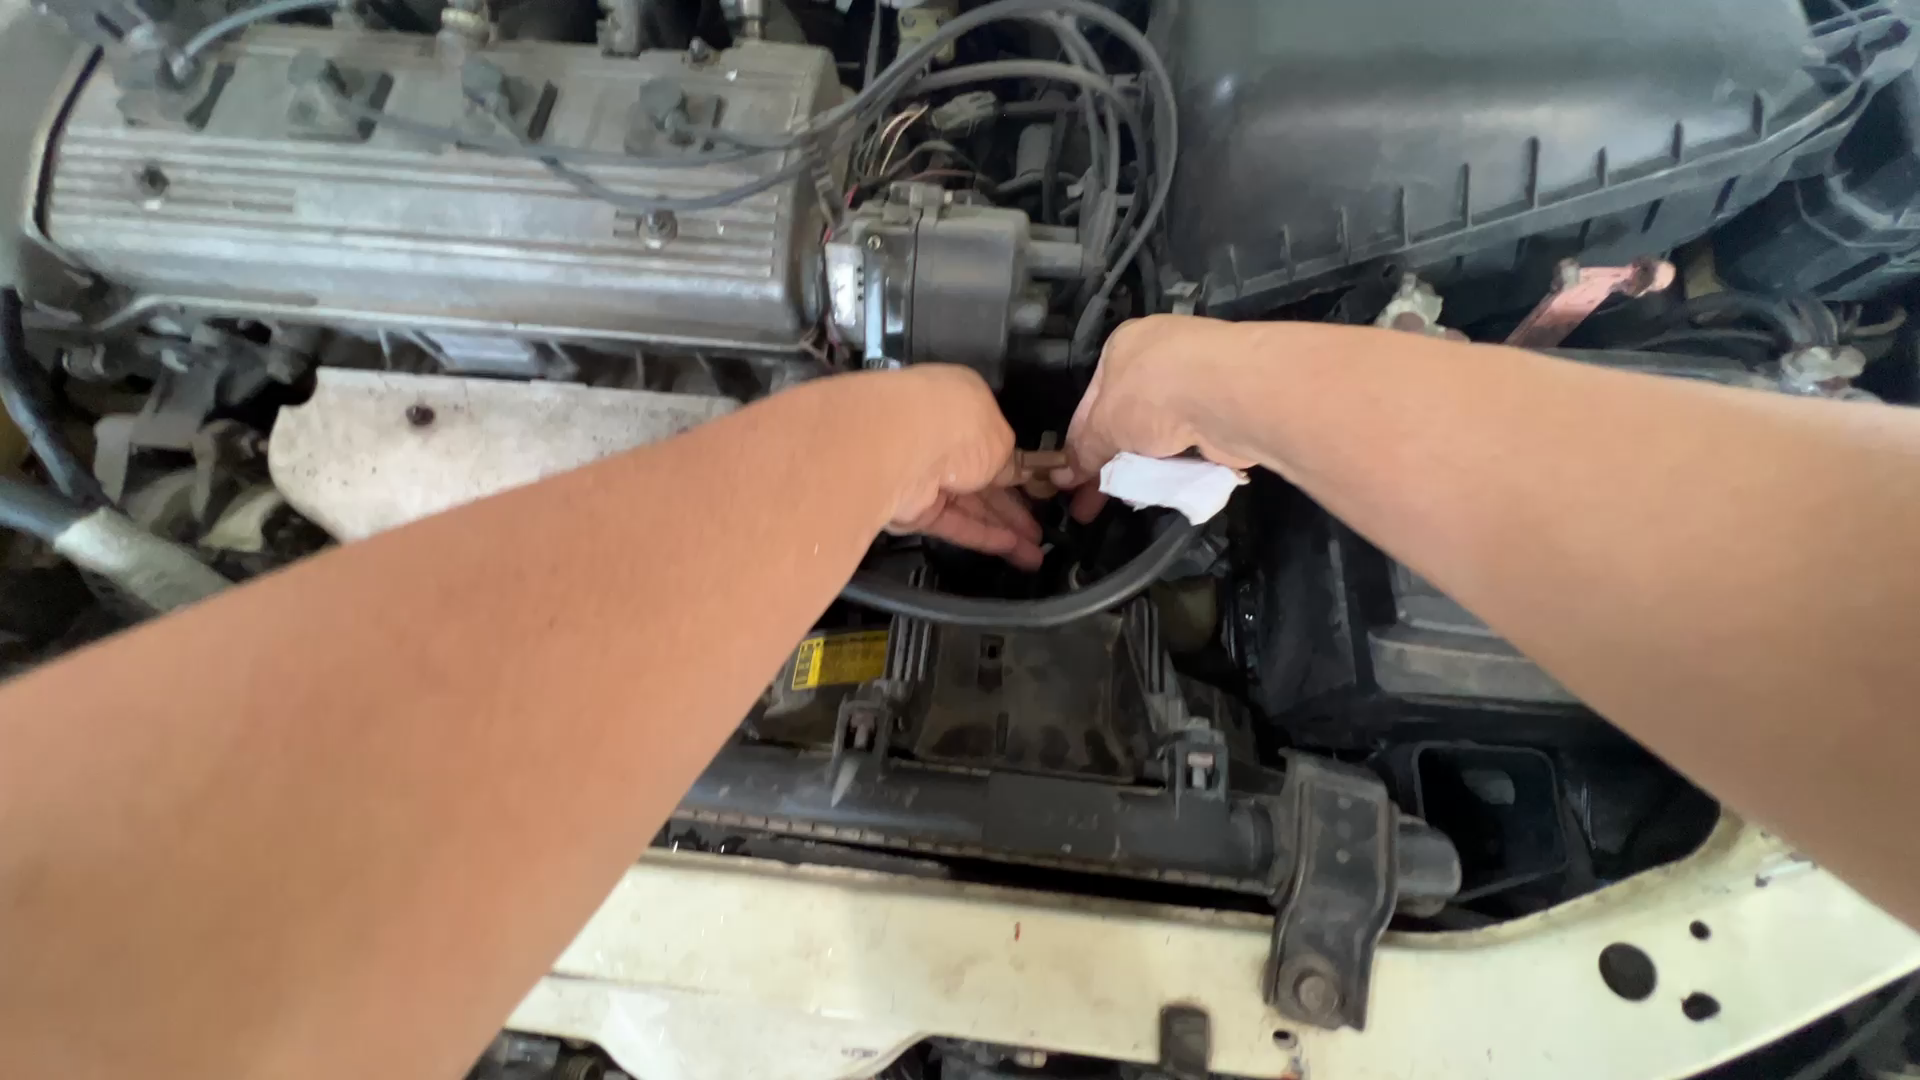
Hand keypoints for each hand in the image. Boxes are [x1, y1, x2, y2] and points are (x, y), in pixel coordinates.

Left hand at [875, 365, 1046, 569]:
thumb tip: (1017, 471)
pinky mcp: (914, 508)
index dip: (1020, 469)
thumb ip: (1011, 460)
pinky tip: (1011, 548)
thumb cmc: (955, 423)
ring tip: (1035, 553)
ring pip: (971, 506)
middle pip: (984, 479)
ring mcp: (925, 474)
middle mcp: (942, 438)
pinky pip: (954, 523)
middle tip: (1042, 529)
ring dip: (1005, 528)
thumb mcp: (1001, 438)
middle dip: (1016, 507)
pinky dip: (982, 535)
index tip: (1041, 489)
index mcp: (962, 406)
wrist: (899, 446)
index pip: (995, 441)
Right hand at [1051, 315, 1259, 519]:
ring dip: (1142, 463)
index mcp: (1122, 346)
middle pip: (1123, 418)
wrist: (1228, 392)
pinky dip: (1176, 460)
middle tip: (1091, 503)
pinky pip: (1189, 439)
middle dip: (1107, 461)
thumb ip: (1084, 453)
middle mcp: (1159, 355)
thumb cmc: (1152, 395)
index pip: (1088, 402)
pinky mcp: (1225, 402)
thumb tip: (1062, 478)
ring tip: (1128, 496)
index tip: (1070, 481)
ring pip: (1157, 431)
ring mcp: (1196, 377)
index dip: (1076, 445)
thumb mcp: (1103, 427)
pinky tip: (1164, 482)